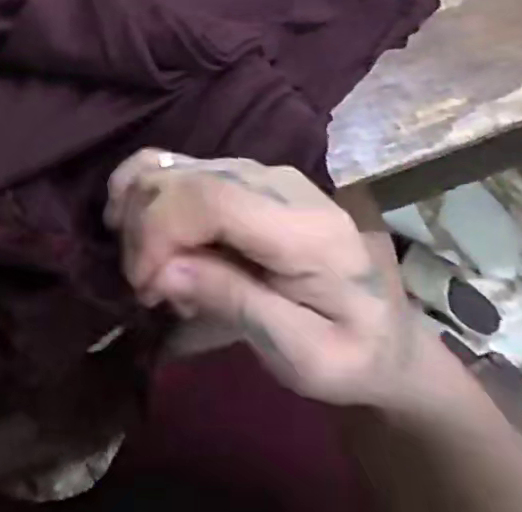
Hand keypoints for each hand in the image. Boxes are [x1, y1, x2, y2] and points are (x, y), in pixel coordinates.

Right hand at [104, 151, 432, 410]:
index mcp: (307, 228)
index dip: (156, 232)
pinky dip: (139, 195)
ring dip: (135, 214)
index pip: (206, 198)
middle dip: (140, 231)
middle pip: (175, 179)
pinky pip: (165, 166)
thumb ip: (238, 306)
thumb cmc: (352, 354)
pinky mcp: (231, 170)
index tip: (144, 285)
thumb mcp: (308, 357)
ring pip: (161, 167)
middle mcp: (275, 181)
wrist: (386, 334)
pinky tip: (140, 231)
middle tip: (146, 289)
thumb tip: (163, 271)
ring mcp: (250, 169)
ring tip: (147, 265)